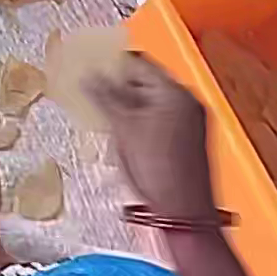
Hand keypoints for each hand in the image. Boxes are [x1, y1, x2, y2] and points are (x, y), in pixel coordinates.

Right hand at [88, 53, 215, 218]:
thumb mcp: (122, 127)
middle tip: (92, 89)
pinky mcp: (185, 137)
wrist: (181, 212)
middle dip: (117, 85)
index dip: (112, 64)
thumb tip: (87, 76)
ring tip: (102, 109)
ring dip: (126, 102)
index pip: (138, 64)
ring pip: (149, 99)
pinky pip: (156, 115)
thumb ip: (103, 96)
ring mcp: (189, 120)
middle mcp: (186, 102)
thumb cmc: (156, 168)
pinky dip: (138, 116)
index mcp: (174, 93)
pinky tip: (120, 126)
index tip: (90, 65)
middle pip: (144, 81)